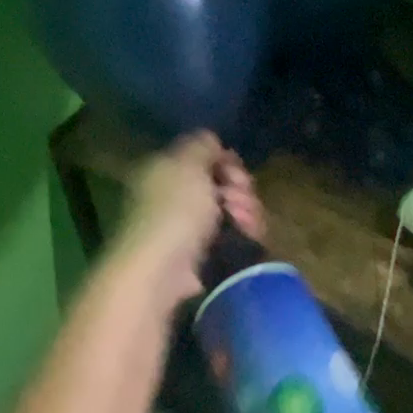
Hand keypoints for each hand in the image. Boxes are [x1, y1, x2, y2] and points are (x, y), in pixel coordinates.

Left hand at [107, 132, 263, 305]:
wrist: (162, 270)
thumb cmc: (174, 210)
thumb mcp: (189, 164)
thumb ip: (202, 146)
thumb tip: (211, 141)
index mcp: (166, 170)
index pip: (205, 157)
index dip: (226, 161)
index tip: (234, 170)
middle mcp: (175, 194)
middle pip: (222, 182)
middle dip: (239, 187)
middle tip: (238, 197)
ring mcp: (189, 224)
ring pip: (231, 207)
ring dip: (246, 209)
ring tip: (244, 221)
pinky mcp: (204, 250)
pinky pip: (233, 232)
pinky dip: (245, 231)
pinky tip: (249, 233)